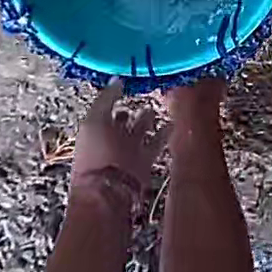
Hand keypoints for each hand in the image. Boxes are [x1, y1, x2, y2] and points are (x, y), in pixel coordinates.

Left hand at [71, 82, 167, 208]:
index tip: (133, 82)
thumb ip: (106, 99)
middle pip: (127, 121)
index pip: (109, 109)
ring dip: (152, 118)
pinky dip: (167, 131)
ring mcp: (130, 151)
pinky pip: (158, 142)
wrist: (109, 192)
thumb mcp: (95, 121)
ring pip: (143, 130)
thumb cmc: (97, 155)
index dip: (119, 96)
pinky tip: (176, 120)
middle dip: (136, 108)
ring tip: (165, 102)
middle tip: (152, 91)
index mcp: (97, 129)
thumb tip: (117, 79)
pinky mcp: (146, 160)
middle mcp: (113, 140)